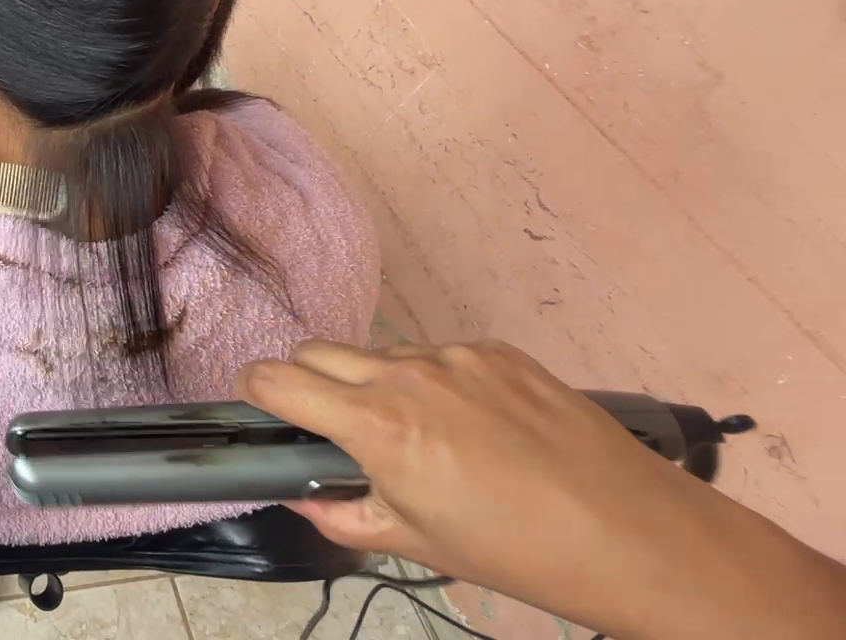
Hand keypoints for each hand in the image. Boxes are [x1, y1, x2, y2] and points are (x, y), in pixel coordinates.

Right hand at [234, 340, 840, 639]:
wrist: (649, 542)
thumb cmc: (519, 553)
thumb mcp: (417, 544)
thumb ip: (339, 514)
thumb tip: (297, 492)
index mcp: (375, 424)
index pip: (275, 378)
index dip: (252, 387)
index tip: (258, 403)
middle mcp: (402, 374)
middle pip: (314, 351)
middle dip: (306, 379)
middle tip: (335, 423)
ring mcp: (452, 356)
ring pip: (376, 353)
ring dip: (372, 380)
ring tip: (421, 429)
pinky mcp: (495, 350)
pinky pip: (435, 354)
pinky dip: (432, 380)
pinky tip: (477, 422)